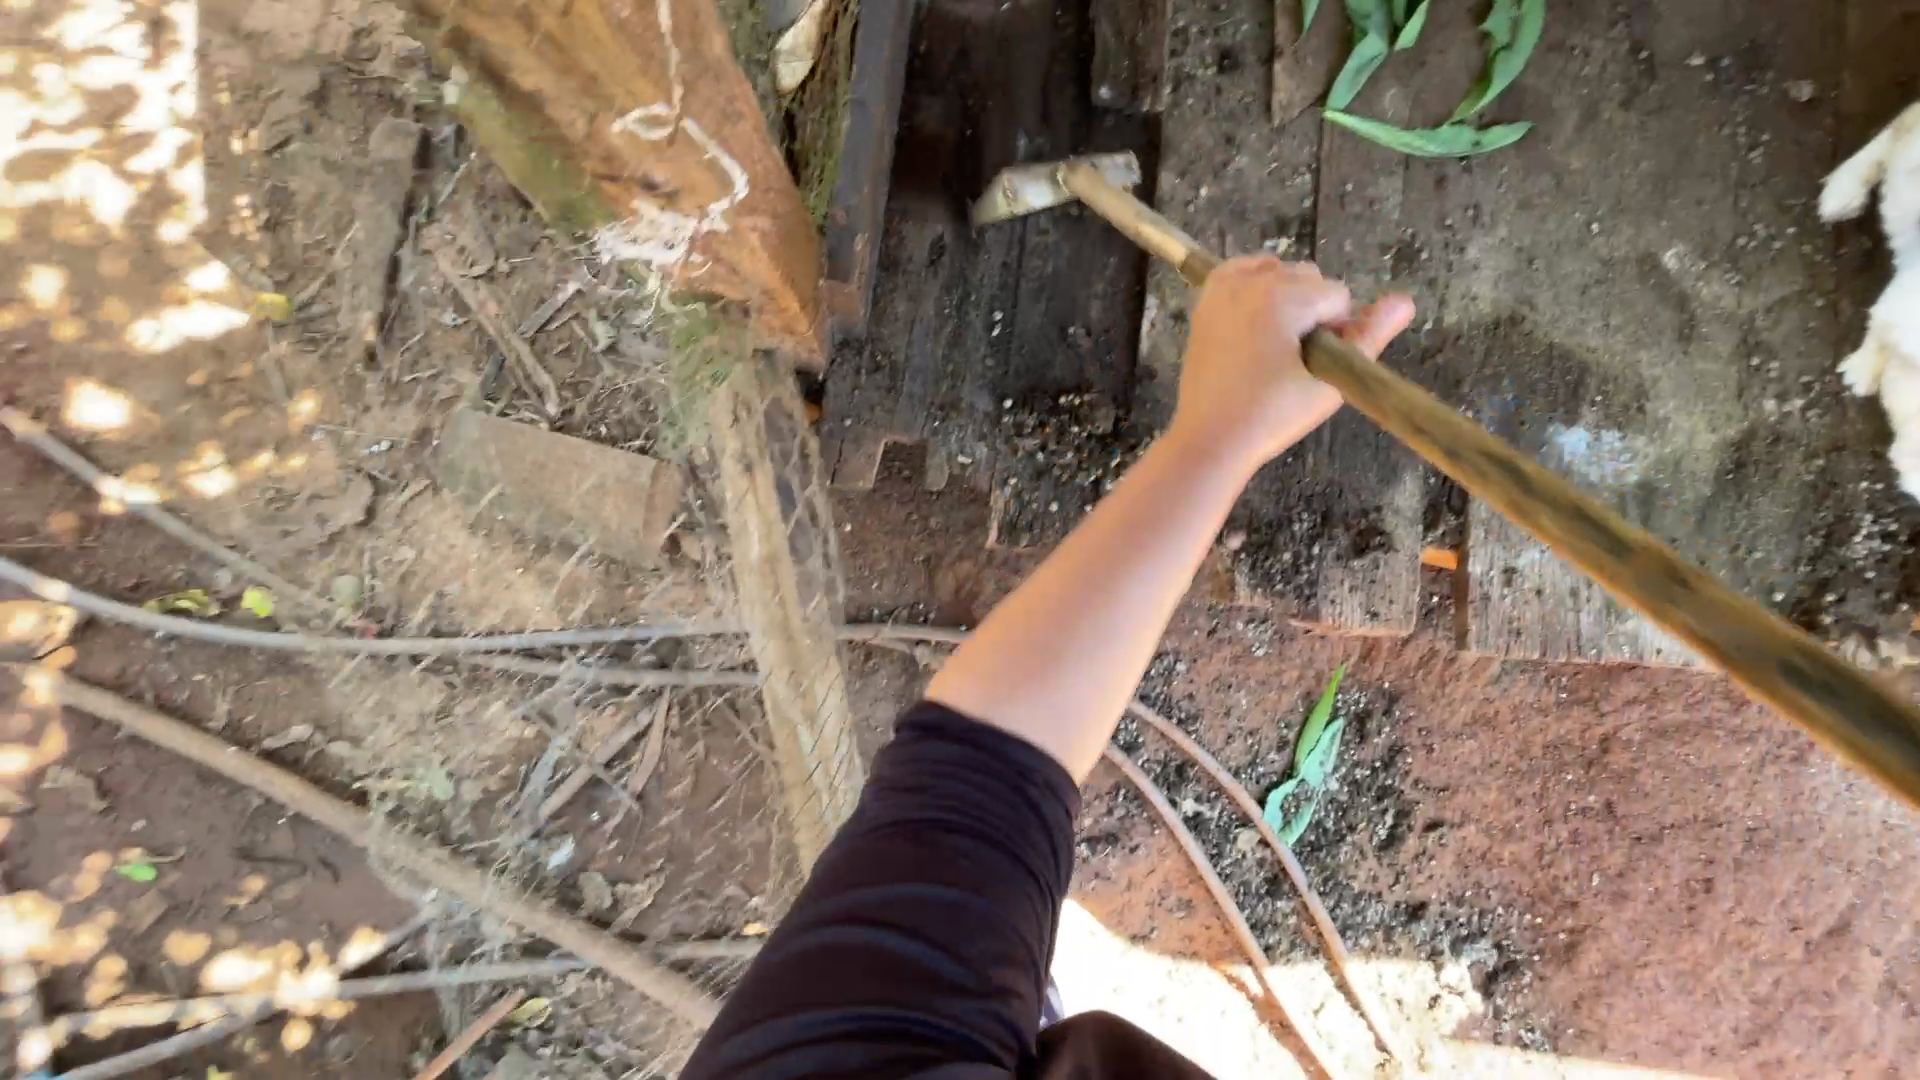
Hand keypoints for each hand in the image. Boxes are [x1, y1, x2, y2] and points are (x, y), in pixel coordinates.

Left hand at [1167, 255, 1414, 470]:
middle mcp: (1251, 284)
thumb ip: (1369, 337)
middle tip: (1295, 357)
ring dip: (1286, 296)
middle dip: (1312, 310)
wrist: (1210, 437)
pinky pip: (1239, 271)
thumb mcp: (1328, 382)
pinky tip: (1258, 315)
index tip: (1317, 362)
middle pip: (1308, 278)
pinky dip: (1254, 284)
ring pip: (1277, 271)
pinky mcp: (1204, 304)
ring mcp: (1223, 291)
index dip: (1338, 329)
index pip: (1337, 296)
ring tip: (1275, 343)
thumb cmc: (1271, 416)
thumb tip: (1406, 301)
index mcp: (1283, 298)